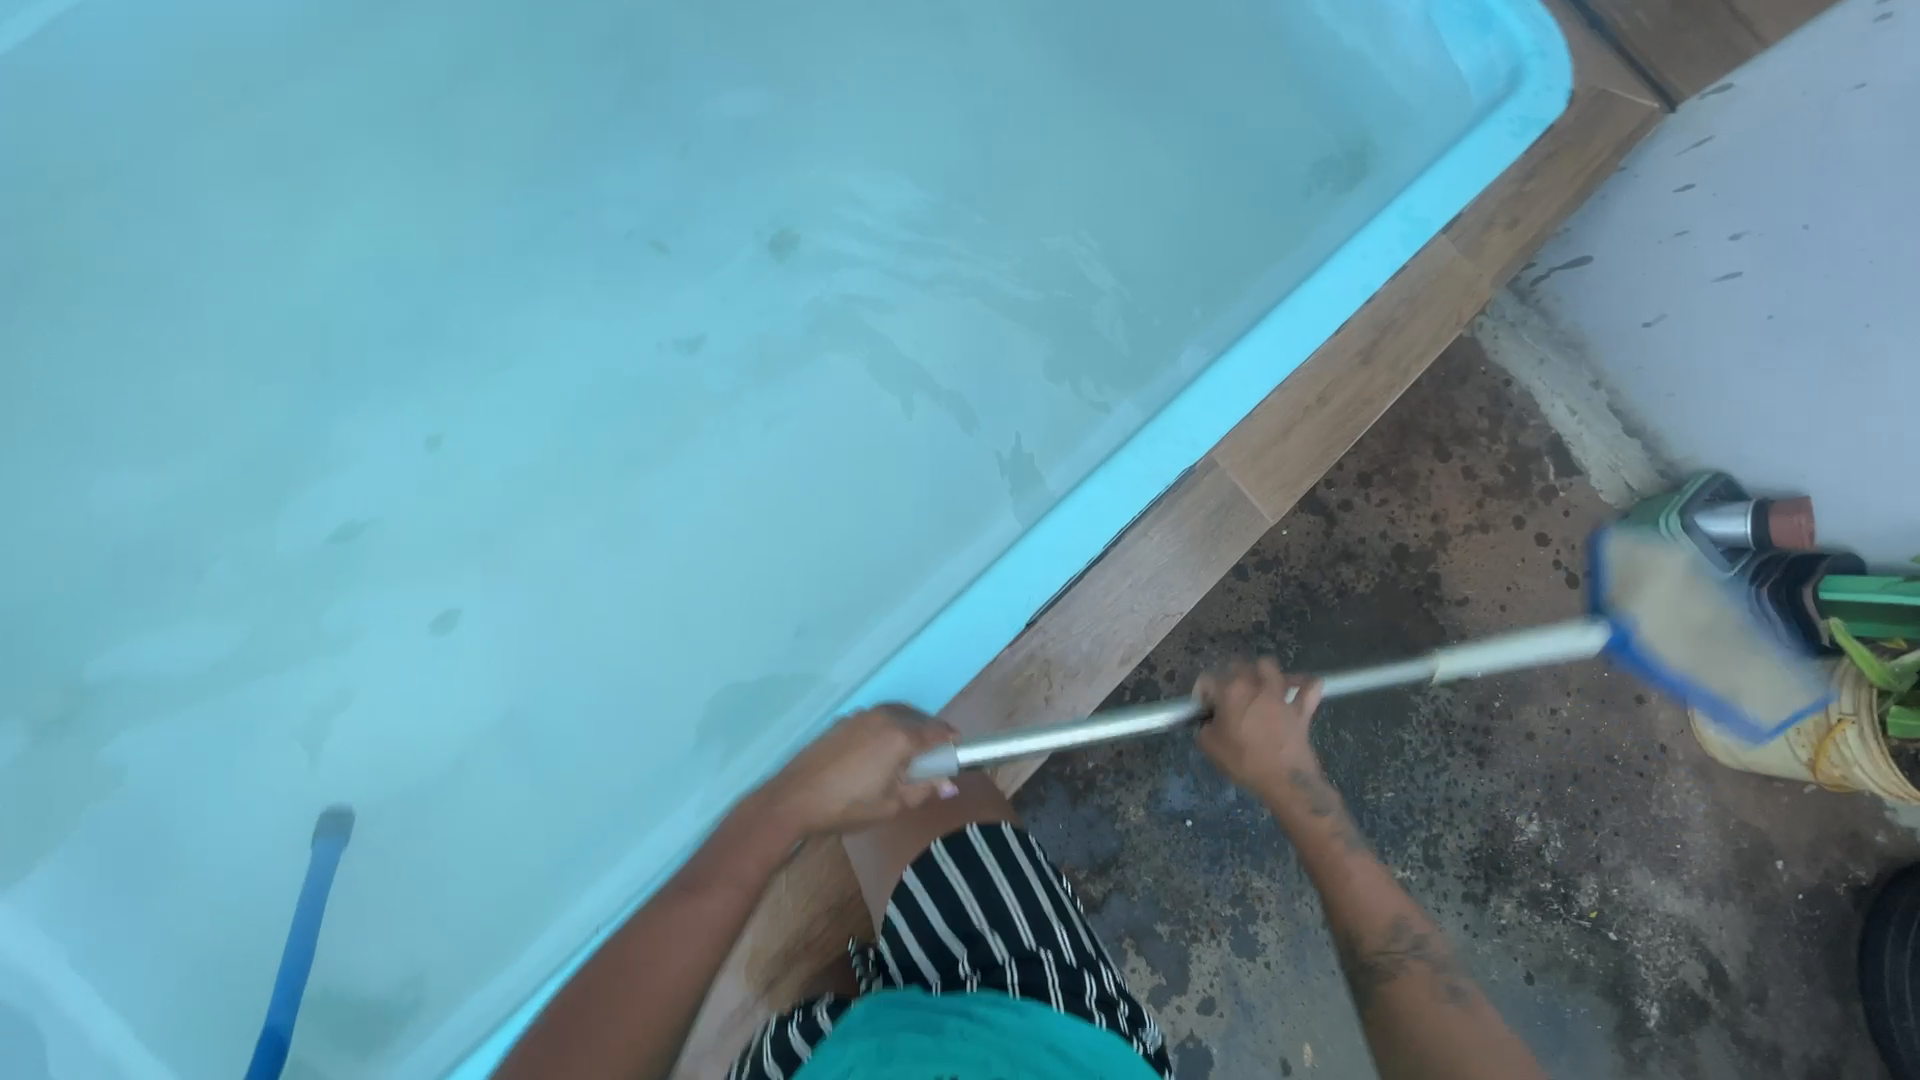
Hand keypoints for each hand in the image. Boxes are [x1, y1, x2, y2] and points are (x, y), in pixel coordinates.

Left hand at [756, 705, 957, 837]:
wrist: (794, 798)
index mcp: (900, 736)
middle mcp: (883, 718)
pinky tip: (881, 749)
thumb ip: (924, 790)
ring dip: (908, 726)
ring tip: (910, 750)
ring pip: (895, 714)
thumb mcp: (892, 805)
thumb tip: (949, 785)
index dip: (950, 738)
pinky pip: (876, 718)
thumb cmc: (848, 805)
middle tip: (936, 752)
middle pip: (917, 718)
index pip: (936, 730)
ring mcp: (860, 716)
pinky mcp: (842, 722)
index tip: (958, 747)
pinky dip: (887, 727)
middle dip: (930, 731)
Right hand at [1195, 659, 1322, 793]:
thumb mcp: (1208, 746)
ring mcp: (1280, 693)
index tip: (1204, 711)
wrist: (1283, 779)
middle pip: (1237, 665)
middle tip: (1227, 699)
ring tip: (1257, 686)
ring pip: (1269, 666)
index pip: (1207, 680)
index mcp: (1229, 690)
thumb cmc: (1243, 760)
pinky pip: (1310, 685)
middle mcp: (1255, 684)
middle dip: (1228, 678)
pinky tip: (1297, 687)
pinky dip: (1304, 683)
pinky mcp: (1302, 706)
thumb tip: (1209, 721)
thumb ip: (1203, 726)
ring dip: (1260, 672)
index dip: (1201, 694)